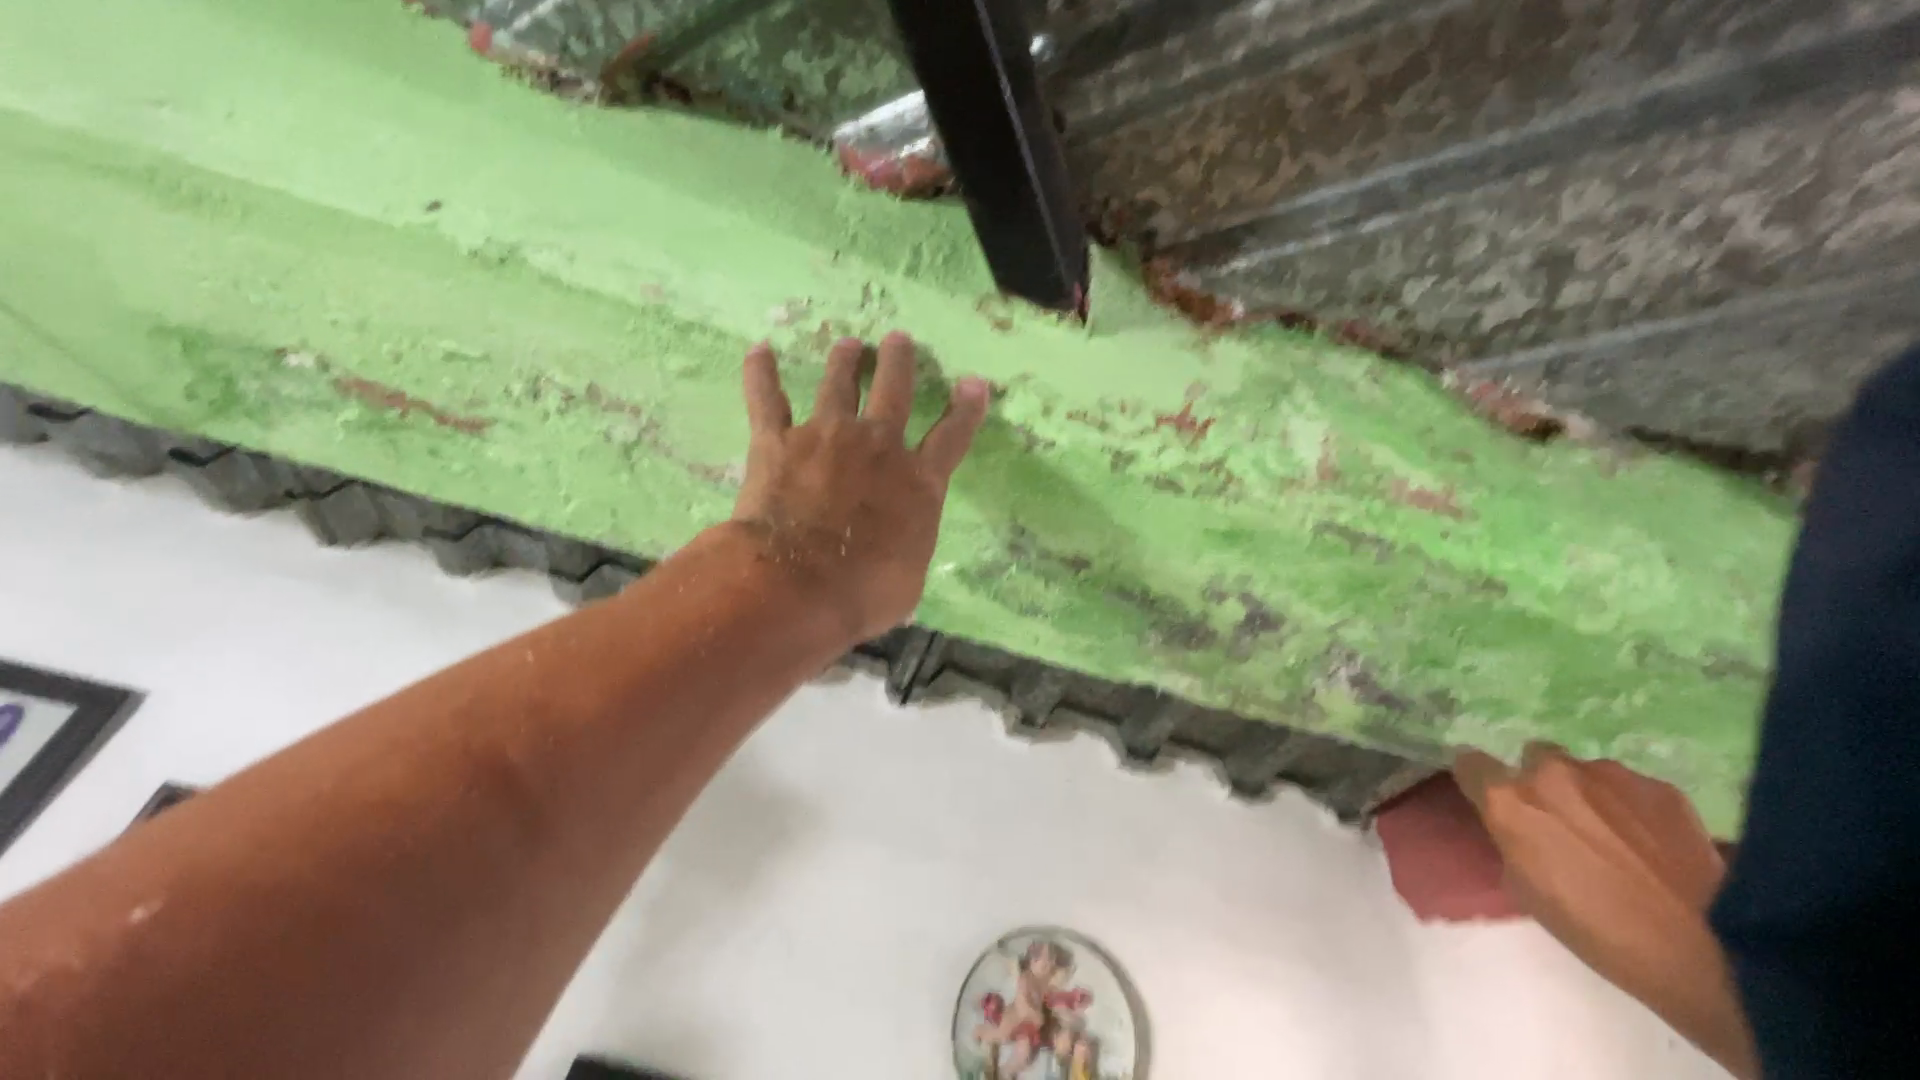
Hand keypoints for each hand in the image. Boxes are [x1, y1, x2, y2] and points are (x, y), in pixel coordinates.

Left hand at [732, 332, 988, 641]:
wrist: (800, 584)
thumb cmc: (864, 592)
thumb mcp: (907, 580)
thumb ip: (905, 549)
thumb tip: (894, 550)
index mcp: (917, 481)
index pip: (951, 436)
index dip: (966, 407)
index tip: (973, 382)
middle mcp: (877, 447)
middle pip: (894, 390)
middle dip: (898, 361)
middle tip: (898, 340)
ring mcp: (826, 437)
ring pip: (838, 384)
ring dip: (845, 360)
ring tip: (847, 344)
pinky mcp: (778, 441)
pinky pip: (767, 398)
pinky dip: (761, 373)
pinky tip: (760, 351)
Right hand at [1454, 743, 1756, 1077]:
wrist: (1703, 946)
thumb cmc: (1596, 929)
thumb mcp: (1526, 890)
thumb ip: (1512, 842)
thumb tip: (1519, 829)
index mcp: (1508, 800)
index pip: (1469, 763)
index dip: (1478, 780)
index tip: (1488, 797)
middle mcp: (1551, 772)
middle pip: (1532, 757)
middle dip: (1540, 782)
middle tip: (1560, 821)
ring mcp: (1609, 773)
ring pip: (1584, 771)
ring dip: (1588, 793)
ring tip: (1616, 836)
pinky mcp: (1659, 786)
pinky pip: (1631, 787)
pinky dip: (1632, 807)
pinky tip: (1653, 843)